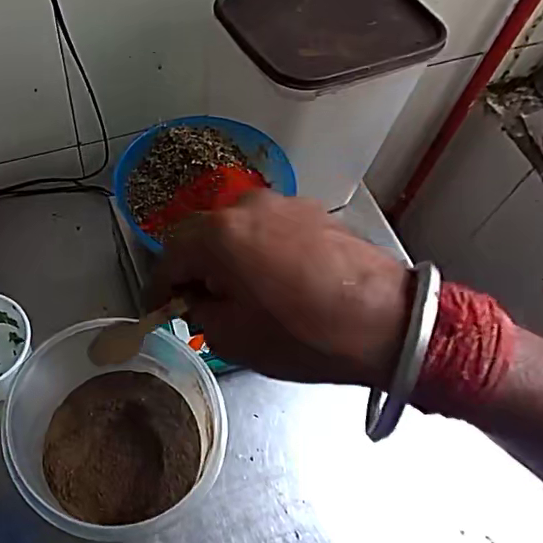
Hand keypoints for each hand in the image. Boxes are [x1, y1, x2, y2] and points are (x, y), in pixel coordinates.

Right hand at [147, 191, 411, 388]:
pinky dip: (256, 253)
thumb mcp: (231, 338)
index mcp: (218, 234)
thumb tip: (196, 300)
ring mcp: (284, 205)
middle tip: (192, 303)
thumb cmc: (304, 334)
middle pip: (200, 235)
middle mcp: (248, 206)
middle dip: (190, 270)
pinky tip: (268, 283)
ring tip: (235, 296)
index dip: (157, 288)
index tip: (156, 309)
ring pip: (235, 230)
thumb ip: (198, 312)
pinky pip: (267, 230)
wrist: (386, 323)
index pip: (168, 257)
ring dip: (225, 259)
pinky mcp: (313, 213)